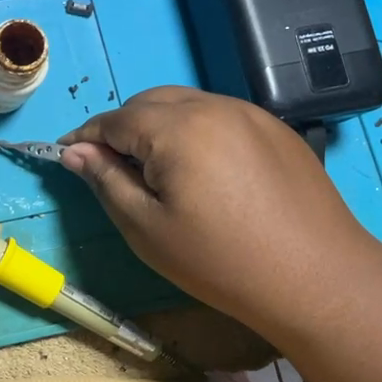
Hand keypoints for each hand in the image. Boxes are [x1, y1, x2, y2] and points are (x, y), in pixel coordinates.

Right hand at [59, 87, 381, 340]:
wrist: (316, 278)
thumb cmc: (219, 260)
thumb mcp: (146, 227)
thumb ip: (105, 181)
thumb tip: (74, 152)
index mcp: (177, 128)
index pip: (115, 120)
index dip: (85, 138)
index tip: (65, 157)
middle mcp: (213, 106)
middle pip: (150, 103)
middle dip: (121, 128)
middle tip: (110, 169)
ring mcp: (250, 114)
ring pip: (186, 106)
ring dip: (158, 127)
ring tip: (154, 172)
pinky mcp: (276, 130)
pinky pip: (219, 117)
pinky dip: (194, 132)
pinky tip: (200, 172)